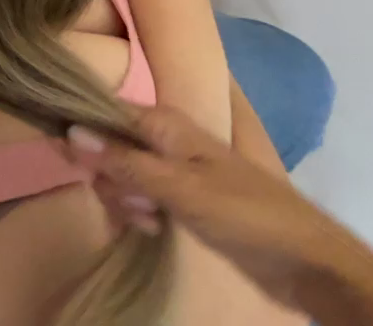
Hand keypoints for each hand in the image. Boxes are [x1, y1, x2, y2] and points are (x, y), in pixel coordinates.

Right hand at [63, 106, 362, 312]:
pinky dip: (140, 212)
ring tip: (149, 220)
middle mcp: (165, 138)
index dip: (81, 131)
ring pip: (122, 174)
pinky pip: (141, 196)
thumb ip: (124, 161)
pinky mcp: (181, 196)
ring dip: (125, 199)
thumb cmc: (244, 214)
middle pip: (108, 146)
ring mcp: (173, 168)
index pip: (104, 111)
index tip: (66, 157)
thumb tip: (70, 131)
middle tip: (132, 202)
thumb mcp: (179, 188)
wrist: (305, 261)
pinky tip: (154, 228)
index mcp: (165, 123)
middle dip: (109, 177)